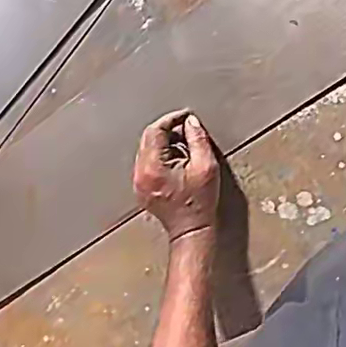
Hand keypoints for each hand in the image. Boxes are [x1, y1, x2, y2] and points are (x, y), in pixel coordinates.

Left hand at [132, 110, 220, 241]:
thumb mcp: (206, 167)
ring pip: (147, 149)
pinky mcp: (142, 187)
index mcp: (153, 167)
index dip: (171, 119)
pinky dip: (161, 155)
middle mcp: (141, 174)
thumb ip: (198, 140)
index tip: (185, 117)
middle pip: (148, 138)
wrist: (191, 230)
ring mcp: (139, 182)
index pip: (155, 131)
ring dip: (164, 143)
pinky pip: (147, 162)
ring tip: (185, 148)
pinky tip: (177, 161)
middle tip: (187, 130)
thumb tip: (190, 122)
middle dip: (168, 129)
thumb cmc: (200, 203)